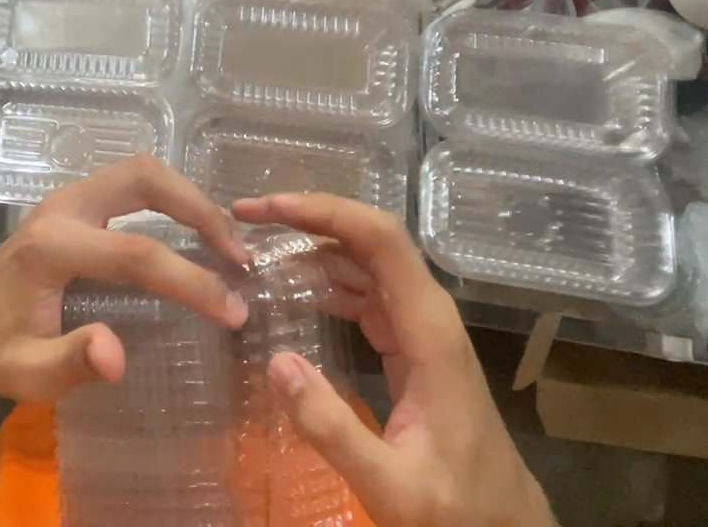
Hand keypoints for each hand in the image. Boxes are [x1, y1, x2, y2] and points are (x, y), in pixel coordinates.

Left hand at [0, 155, 251, 403]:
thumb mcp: (26, 374)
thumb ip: (70, 362)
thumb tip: (117, 356)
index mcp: (51, 246)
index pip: (135, 252)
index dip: (189, 279)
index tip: (233, 309)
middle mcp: (61, 207)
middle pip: (142, 178)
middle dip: (197, 207)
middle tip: (237, 251)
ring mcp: (66, 198)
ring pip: (139, 172)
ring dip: (187, 197)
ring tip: (224, 240)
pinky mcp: (73, 203)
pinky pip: (130, 184)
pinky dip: (169, 198)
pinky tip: (192, 231)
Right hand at [232, 193, 554, 526]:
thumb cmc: (458, 508)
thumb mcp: (392, 486)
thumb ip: (333, 429)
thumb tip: (276, 361)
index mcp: (429, 330)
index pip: (381, 240)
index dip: (326, 212)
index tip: (270, 209)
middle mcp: (426, 313)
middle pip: (369, 237)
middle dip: (309, 216)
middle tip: (249, 217)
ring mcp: (419, 325)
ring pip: (364, 259)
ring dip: (312, 243)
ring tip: (257, 247)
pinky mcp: (409, 341)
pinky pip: (362, 289)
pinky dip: (323, 277)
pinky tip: (289, 286)